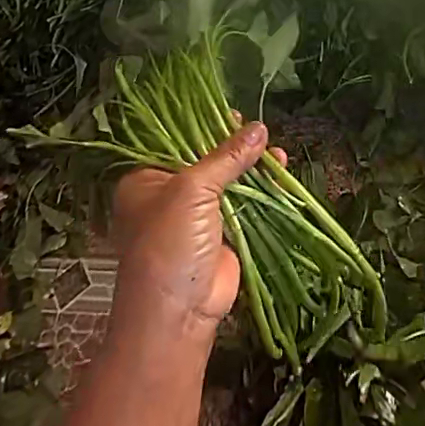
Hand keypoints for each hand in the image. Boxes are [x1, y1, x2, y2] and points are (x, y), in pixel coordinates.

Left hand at [109, 122, 274, 333]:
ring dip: (250, 165)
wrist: (178, 314)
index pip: (175, 140)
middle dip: (232, 144)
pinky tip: (278, 170)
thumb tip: (259, 128)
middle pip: (204, 157)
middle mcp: (167, 193)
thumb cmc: (170, 243)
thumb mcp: (193, 189)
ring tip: (273, 149)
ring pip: (226, 180)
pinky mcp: (220, 232)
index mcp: (146, 179)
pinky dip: (260, 188)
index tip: (230, 111)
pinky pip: (242, 202)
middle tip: (255, 127)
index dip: (202, 123)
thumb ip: (227, 156)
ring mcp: (195, 214)